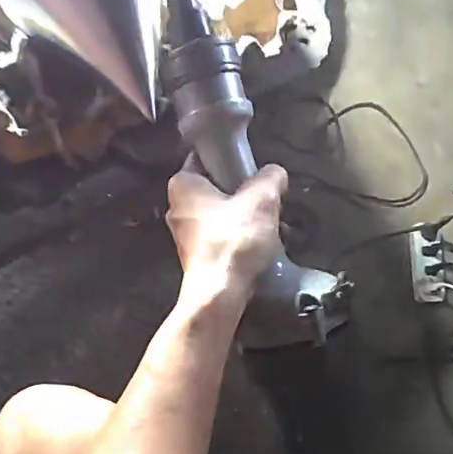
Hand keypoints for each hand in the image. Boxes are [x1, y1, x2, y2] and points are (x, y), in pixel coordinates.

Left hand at [166, 164, 285, 297]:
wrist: (221, 294)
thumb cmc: (234, 239)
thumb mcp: (262, 199)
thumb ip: (271, 178)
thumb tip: (275, 173)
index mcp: (182, 185)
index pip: (205, 160)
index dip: (230, 162)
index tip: (251, 172)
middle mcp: (177, 210)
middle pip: (218, 193)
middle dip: (244, 199)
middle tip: (267, 204)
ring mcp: (186, 239)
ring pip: (223, 220)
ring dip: (247, 224)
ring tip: (271, 231)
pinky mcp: (199, 262)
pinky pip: (224, 244)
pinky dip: (242, 245)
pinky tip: (261, 252)